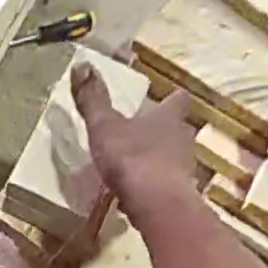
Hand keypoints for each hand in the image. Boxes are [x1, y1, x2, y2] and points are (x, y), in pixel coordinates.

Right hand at [71, 62, 196, 220]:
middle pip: (178, 130)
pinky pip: (167, 188)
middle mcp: (183, 139)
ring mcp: (186, 169)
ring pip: (175, 160)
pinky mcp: (181, 197)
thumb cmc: (132, 158)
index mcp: (168, 117)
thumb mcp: (104, 127)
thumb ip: (93, 100)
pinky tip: (139, 198)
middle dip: (163, 134)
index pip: (177, 100)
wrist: (156, 204)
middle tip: (144, 138)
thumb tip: (82, 64)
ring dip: (160, 163)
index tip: (163, 100)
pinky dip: (155, 190)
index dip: (170, 100)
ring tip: (139, 170)